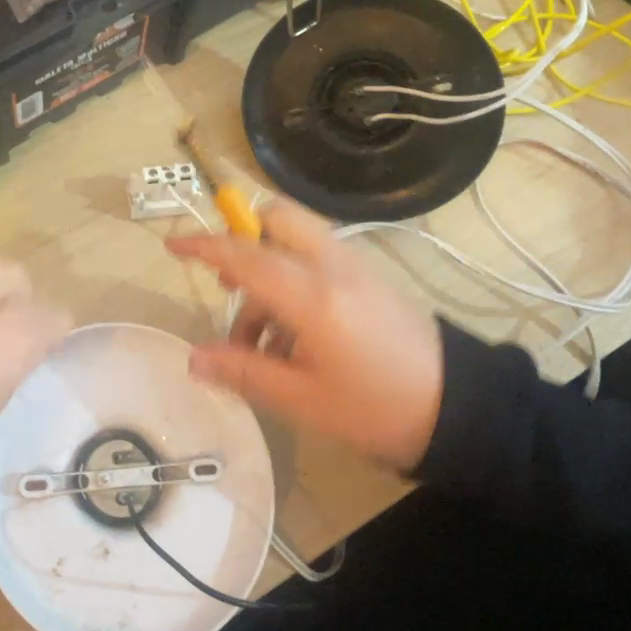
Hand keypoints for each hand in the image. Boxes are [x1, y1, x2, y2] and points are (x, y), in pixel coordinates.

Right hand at [168, 200, 444, 472]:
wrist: (460, 412)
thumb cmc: (375, 409)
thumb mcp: (302, 400)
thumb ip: (244, 371)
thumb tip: (194, 358)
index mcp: (311, 294)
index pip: (244, 254)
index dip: (203, 246)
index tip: (171, 245)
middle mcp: (332, 265)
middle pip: (276, 218)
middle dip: (244, 240)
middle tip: (230, 288)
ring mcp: (356, 265)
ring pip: (296, 238)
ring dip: (268, 269)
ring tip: (263, 339)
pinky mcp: (371, 276)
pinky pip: (319, 256)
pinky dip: (294, 277)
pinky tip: (295, 336)